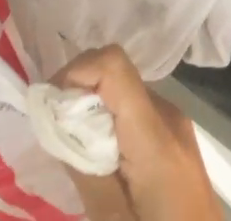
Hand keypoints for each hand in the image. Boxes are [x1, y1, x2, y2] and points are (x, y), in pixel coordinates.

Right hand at [52, 46, 219, 220]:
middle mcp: (169, 118)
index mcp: (156, 137)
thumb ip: (81, 165)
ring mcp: (176, 127)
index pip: (113, 65)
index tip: (53, 110)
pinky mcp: (176, 139)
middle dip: (77, 95)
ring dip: (91, 111)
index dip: (75, 73)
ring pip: (120, 91)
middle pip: (113, 75)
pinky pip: (133, 110)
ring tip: (81, 156)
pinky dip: (108, 123)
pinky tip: (105, 162)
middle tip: (60, 139)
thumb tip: (55, 117)